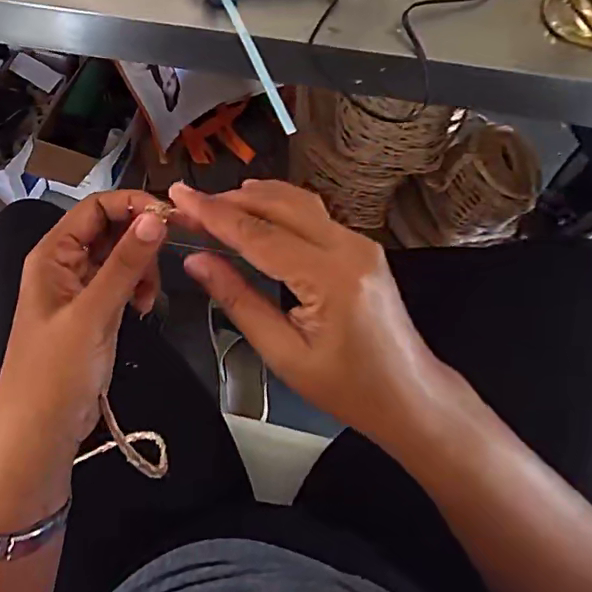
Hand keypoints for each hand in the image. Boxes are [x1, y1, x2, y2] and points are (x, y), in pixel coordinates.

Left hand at [0, 191, 168, 455]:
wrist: (39, 436)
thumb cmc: (56, 373)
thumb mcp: (94, 314)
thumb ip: (125, 264)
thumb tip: (156, 216)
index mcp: (52, 254)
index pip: (95, 208)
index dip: (132, 204)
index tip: (169, 215)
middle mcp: (63, 264)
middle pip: (108, 229)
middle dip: (139, 240)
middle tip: (164, 260)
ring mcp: (78, 289)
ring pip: (118, 256)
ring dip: (140, 268)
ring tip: (148, 298)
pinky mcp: (92, 312)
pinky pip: (119, 283)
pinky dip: (136, 288)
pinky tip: (143, 308)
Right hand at [167, 181, 451, 444]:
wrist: (412, 396)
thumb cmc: (350, 388)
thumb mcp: (284, 354)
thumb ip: (238, 300)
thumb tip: (197, 261)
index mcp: (330, 277)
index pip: (258, 234)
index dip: (213, 213)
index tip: (179, 195)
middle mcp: (349, 248)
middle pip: (279, 205)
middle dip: (229, 200)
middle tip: (189, 202)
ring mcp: (359, 243)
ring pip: (298, 202)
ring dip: (253, 198)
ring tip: (213, 204)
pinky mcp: (360, 246)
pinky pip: (312, 214)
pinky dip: (277, 208)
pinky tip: (255, 212)